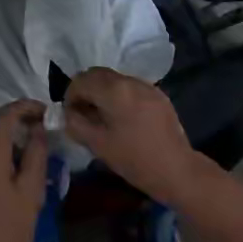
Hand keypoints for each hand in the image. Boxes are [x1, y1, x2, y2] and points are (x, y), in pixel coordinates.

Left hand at [0, 99, 48, 241]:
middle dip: (16, 115)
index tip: (47, 109)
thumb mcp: (32, 191)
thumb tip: (39, 128)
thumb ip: (35, 154)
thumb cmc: (13, 233)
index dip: (24, 106)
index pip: (3, 117)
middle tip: (43, 119)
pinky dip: (4, 146)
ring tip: (37, 136)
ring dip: (10, 130)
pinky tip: (23, 157)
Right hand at [64, 68, 204, 204]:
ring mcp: (147, 86)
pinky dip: (119, 95)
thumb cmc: (133, 159)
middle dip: (85, 89)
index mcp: (115, 90)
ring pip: (115, 79)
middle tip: (81, 113)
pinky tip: (121, 118)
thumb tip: (67, 113)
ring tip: (100, 117)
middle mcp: (131, 81)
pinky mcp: (158, 94)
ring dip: (102, 91)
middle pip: (99, 74)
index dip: (70, 94)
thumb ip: (77, 124)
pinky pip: (131, 87)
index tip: (69, 114)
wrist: (174, 167)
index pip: (82, 80)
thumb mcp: (98, 145)